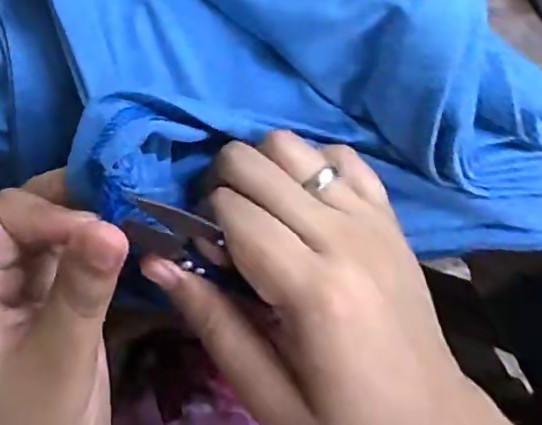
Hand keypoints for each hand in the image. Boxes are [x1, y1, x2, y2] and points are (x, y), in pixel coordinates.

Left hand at [0, 170, 128, 424]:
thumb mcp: (60, 361)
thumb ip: (81, 292)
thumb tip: (111, 227)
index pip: (4, 216)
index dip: (50, 212)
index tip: (100, 226)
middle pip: (27, 208)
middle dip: (72, 200)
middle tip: (122, 198)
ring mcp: (20, 275)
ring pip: (52, 220)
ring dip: (89, 211)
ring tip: (130, 206)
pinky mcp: (49, 286)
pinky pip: (72, 245)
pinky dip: (98, 234)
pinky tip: (127, 227)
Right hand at [142, 132, 506, 424]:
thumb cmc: (344, 422)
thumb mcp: (269, 395)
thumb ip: (211, 320)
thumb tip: (152, 259)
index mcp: (314, 289)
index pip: (230, 208)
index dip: (204, 224)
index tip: (210, 257)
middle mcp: (343, 238)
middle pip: (252, 161)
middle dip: (223, 186)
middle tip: (228, 231)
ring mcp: (371, 218)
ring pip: (289, 144)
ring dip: (262, 169)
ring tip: (264, 212)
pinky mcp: (388, 214)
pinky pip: (339, 155)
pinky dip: (312, 166)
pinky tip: (307, 204)